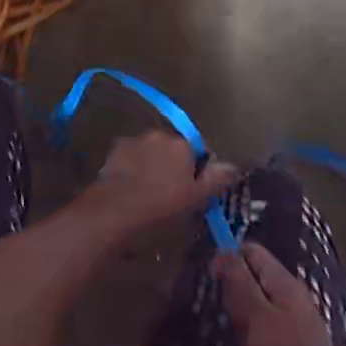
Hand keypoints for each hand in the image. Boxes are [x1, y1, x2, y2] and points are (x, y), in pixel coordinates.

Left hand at [80, 132, 236, 232]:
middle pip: (174, 149)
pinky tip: (133, 187)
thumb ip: (215, 180)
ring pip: (152, 151)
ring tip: (152, 192)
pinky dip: (136, 166)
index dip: (200, 171)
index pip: (199, 150)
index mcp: (181, 145)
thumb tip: (232, 166)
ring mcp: (134, 139)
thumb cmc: (161, 209)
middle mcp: (157, 134)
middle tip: (175, 194)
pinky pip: (133, 156)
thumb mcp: (195, 200)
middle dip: (177, 166)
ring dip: (155, 165)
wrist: (114, 211)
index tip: (197, 191)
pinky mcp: (114, 149)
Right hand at [216, 242, 342, 345]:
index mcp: (286, 284)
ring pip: (253, 305)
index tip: (213, 273)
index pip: (252, 252)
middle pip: (251, 278)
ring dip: (242, 318)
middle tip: (235, 315)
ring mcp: (291, 322)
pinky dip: (251, 335)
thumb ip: (240, 280)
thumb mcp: (259, 315)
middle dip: (236, 293)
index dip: (229, 256)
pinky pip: (261, 328)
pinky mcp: (289, 344)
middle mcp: (290, 298)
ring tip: (245, 338)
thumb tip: (224, 248)